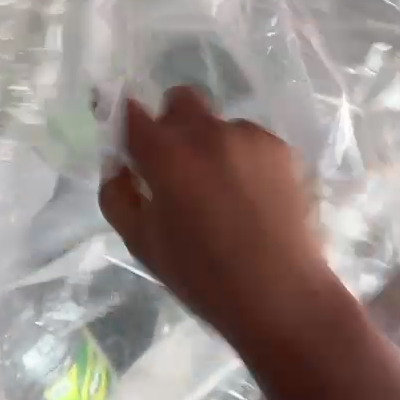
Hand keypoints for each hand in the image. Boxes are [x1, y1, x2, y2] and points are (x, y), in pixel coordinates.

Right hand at [100, 88, 348, 343]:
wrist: (282, 298)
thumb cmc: (202, 276)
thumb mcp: (141, 242)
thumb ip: (116, 194)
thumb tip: (120, 166)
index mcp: (164, 153)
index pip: (131, 112)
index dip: (128, 122)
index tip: (132, 143)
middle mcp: (204, 132)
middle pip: (178, 101)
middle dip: (172, 124)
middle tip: (178, 166)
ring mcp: (245, 136)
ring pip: (217, 124)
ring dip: (211, 146)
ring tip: (224, 192)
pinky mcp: (279, 148)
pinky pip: (249, 141)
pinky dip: (244, 159)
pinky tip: (253, 197)